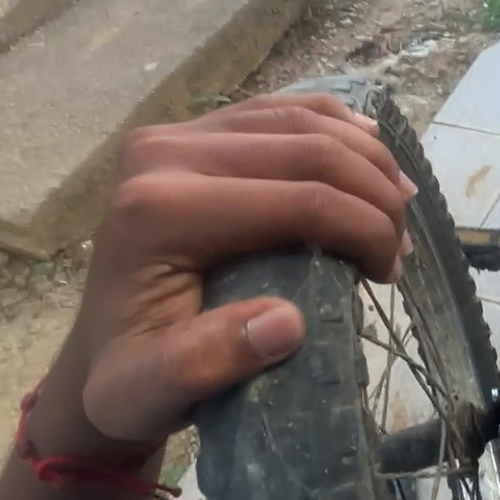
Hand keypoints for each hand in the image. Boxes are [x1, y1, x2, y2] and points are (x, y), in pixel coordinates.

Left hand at [25, 93, 414, 459]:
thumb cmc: (132, 379)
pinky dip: (340, 121)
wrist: (98, 355)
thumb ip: (207, 362)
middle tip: (401, 245)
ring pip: (310, 121)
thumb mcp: (154, 392)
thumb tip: (287, 323)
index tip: (390, 274)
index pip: (303, 200)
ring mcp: (182, 132)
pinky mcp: (199, 129)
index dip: (366, 230)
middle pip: (314, 150)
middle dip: (378, 196)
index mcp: (161, 210)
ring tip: (400, 204)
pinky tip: (370, 143)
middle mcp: (167, 154)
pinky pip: (287, 107)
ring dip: (371, 160)